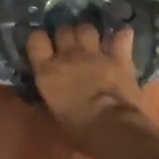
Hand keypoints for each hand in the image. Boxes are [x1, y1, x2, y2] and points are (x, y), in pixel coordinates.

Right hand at [27, 23, 149, 141]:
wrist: (114, 129)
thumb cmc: (80, 129)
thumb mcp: (55, 112)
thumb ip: (51, 93)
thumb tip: (49, 89)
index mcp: (47, 70)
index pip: (35, 39)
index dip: (39, 39)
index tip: (44, 45)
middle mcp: (68, 56)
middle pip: (63, 29)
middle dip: (66, 34)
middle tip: (70, 44)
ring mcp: (94, 54)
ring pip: (87, 28)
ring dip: (88, 33)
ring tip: (92, 41)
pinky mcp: (119, 59)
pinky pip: (121, 37)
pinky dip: (122, 36)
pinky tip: (123, 37)